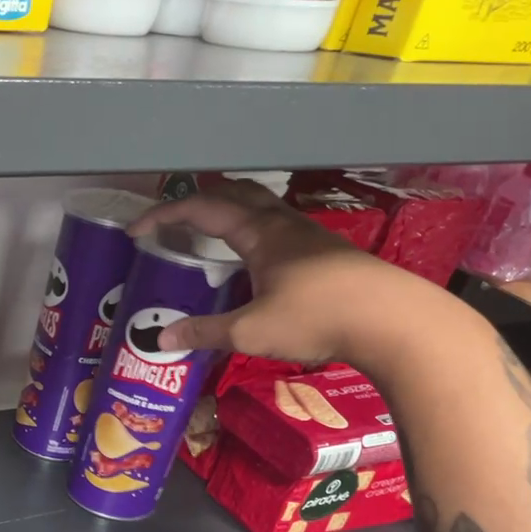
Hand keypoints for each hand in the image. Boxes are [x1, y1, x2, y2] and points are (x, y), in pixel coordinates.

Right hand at [127, 180, 440, 367]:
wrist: (393, 322)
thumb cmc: (317, 317)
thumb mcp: (250, 331)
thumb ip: (204, 332)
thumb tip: (161, 337)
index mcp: (262, 234)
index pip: (204, 210)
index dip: (165, 215)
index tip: (137, 229)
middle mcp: (286, 226)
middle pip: (241, 195)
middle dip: (204, 196)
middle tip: (177, 208)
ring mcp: (311, 239)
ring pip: (264, 211)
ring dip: (234, 211)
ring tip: (212, 226)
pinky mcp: (327, 257)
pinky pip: (280, 232)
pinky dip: (255, 233)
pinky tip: (254, 259)